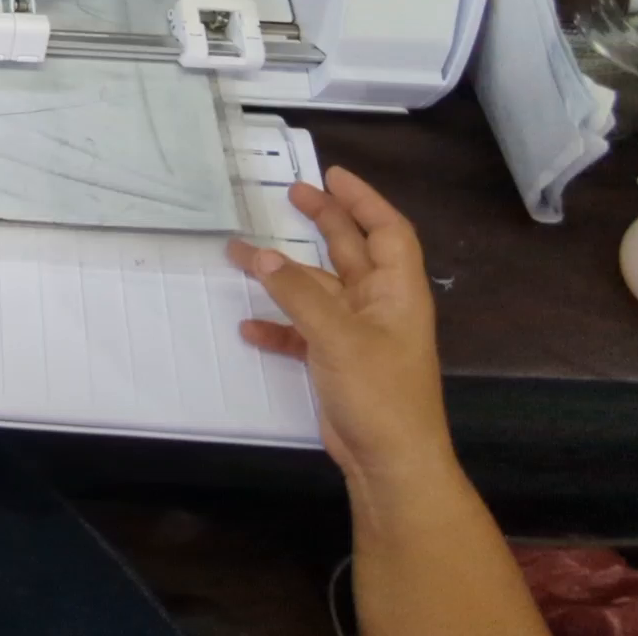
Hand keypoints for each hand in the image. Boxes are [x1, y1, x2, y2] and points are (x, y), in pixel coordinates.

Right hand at [229, 167, 453, 487]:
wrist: (389, 462)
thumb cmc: (379, 393)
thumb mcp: (337, 337)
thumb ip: (297, 294)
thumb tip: (259, 256)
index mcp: (396, 294)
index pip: (387, 232)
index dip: (363, 200)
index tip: (331, 175)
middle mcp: (378, 306)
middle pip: (352, 250)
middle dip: (325, 220)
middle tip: (293, 193)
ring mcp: (355, 333)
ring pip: (317, 287)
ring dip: (283, 272)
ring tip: (241, 253)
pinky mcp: (334, 358)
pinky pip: (300, 328)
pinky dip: (275, 322)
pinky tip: (249, 325)